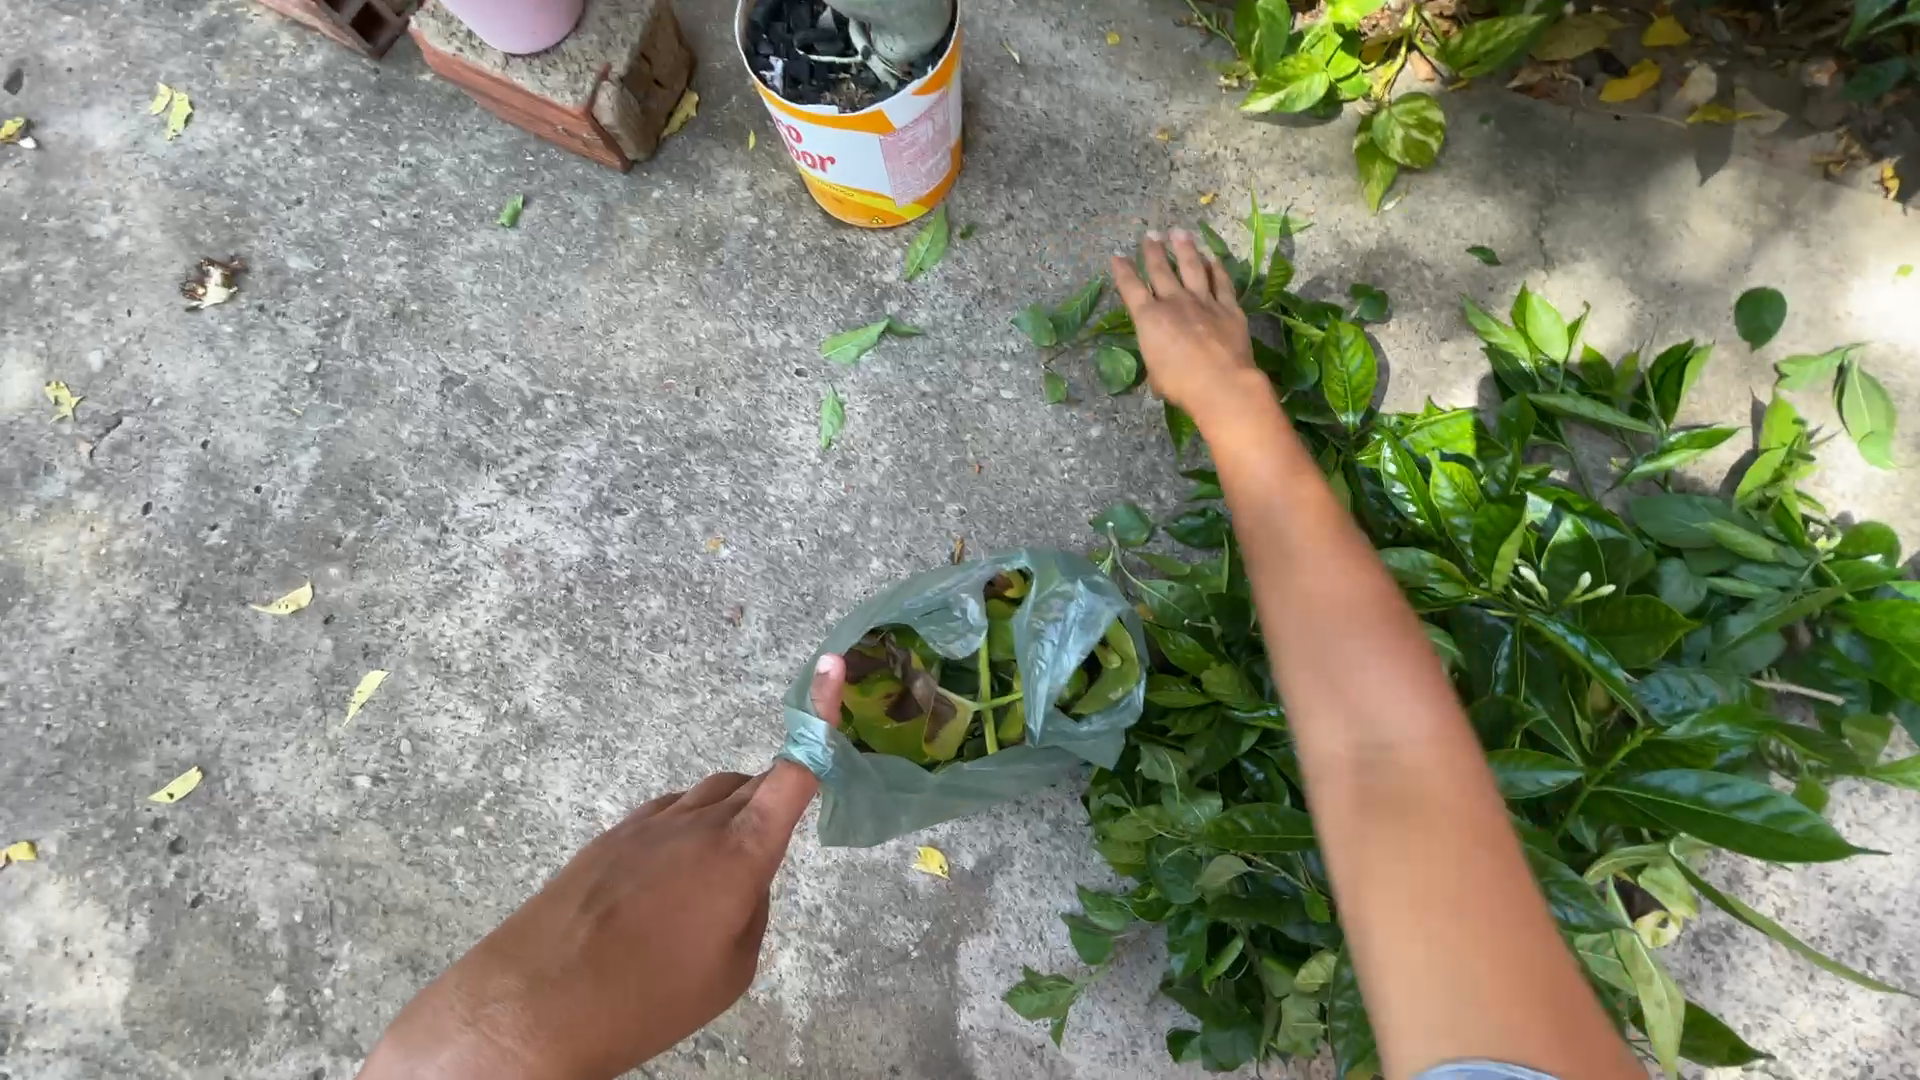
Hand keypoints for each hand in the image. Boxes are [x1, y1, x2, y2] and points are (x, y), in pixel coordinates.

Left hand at [356, 656, 848, 1079]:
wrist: (530, 1009)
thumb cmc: (647, 997)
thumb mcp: (732, 969)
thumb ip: (753, 906)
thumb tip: (744, 875)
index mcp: (741, 849)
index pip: (795, 771)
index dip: (820, 714)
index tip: (833, 664)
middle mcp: (700, 820)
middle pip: (753, 784)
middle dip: (772, 803)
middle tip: (762, 858)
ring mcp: (651, 821)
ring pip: (710, 795)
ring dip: (727, 818)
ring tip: (708, 883)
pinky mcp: (613, 834)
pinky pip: (669, 813)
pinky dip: (685, 831)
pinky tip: (663, 882)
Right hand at [1110, 229, 1275, 431]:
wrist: (1221, 383)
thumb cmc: (1180, 385)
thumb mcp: (1155, 374)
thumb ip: (1156, 356)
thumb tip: (1160, 357)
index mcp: (1150, 319)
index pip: (1131, 289)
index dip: (1123, 271)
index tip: (1118, 257)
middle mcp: (1174, 303)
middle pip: (1161, 270)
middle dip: (1153, 251)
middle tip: (1150, 235)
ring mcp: (1203, 302)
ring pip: (1192, 267)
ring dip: (1184, 248)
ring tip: (1179, 232)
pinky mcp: (1228, 307)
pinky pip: (1221, 282)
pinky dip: (1216, 268)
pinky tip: (1212, 258)